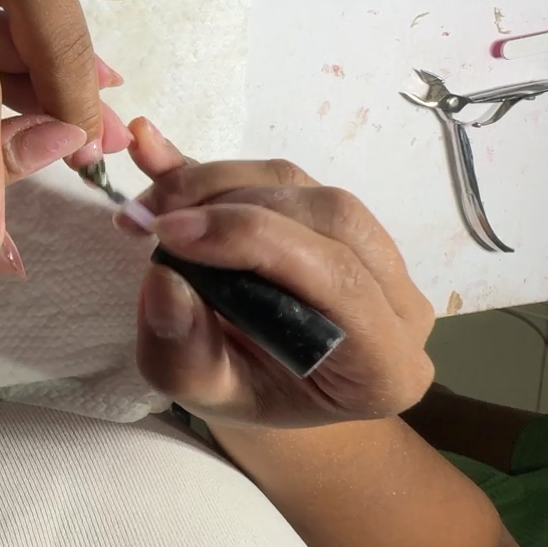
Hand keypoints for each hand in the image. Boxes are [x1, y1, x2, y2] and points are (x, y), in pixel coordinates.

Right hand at [124, 119, 435, 427]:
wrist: (255, 379)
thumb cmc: (236, 392)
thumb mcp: (196, 391)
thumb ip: (182, 350)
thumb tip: (165, 279)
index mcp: (384, 363)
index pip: (340, 279)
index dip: (251, 239)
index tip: (166, 234)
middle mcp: (397, 301)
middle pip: (328, 215)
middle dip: (228, 203)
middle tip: (152, 218)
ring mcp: (370, 251)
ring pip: (299, 184)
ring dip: (213, 183)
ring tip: (150, 208)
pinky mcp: (326, 216)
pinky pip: (273, 174)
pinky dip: (208, 167)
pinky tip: (153, 154)